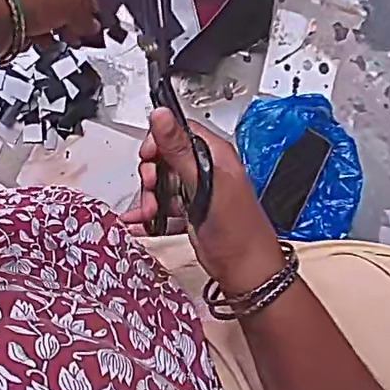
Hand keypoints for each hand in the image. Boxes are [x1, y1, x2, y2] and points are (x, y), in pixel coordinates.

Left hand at [0, 0, 102, 47]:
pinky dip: (31, 35)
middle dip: (68, 18)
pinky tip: (35, 40)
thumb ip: (86, 15)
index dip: (88, 1)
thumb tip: (91, 25)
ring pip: (40, 14)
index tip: (93, 19)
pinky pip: (23, 26)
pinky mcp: (0, 13)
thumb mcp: (73, 3)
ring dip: (50, 29)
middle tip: (75, 32)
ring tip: (54, 38)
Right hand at [129, 108, 286, 295]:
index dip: (158, 141)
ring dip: (148, 198)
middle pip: (165, 158)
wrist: (247, 273)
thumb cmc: (237, 231)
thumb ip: (179, 149)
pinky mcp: (191, 213)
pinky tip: (142, 224)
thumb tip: (161, 116)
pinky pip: (164, 207)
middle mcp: (207, 170)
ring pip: (161, 184)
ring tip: (149, 212)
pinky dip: (150, 215)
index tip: (148, 157)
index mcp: (215, 155)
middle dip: (150, 174)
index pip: (179, 131)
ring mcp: (199, 192)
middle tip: (150, 188)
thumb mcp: (204, 184)